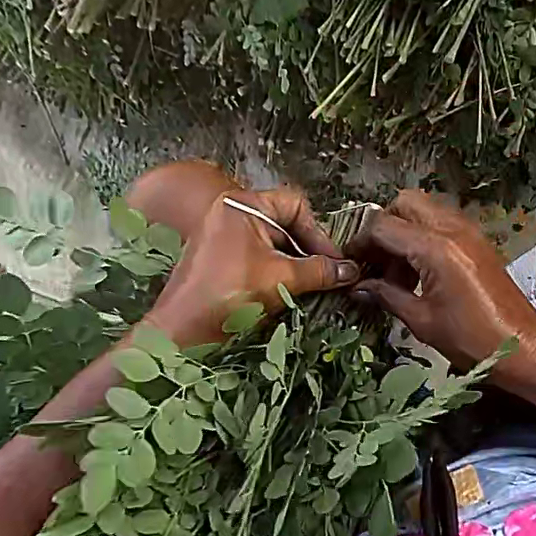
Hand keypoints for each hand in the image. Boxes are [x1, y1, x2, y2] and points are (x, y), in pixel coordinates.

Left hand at [148, 186, 360, 345]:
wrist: (184, 330)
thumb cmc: (230, 293)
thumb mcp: (283, 278)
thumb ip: (320, 270)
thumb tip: (350, 270)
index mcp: (242, 204)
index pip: (296, 205)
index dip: (319, 232)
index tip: (333, 260)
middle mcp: (232, 213)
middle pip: (287, 223)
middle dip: (310, 250)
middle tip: (330, 274)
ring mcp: (225, 235)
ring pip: (276, 242)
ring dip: (298, 263)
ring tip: (315, 285)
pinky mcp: (222, 258)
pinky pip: (261, 256)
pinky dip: (280, 271)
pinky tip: (293, 290)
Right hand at [347, 190, 535, 374]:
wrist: (520, 346)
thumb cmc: (471, 339)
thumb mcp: (421, 320)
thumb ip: (387, 295)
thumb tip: (359, 286)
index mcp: (437, 248)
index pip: (384, 225)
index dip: (360, 242)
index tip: (350, 262)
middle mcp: (453, 229)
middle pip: (405, 203)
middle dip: (383, 226)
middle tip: (375, 260)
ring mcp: (469, 231)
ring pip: (424, 209)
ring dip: (404, 231)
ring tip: (396, 273)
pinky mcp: (478, 241)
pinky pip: (442, 223)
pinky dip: (423, 236)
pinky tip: (418, 272)